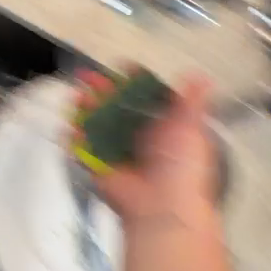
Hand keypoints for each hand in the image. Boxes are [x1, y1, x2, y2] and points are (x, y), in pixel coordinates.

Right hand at [74, 70, 219, 230]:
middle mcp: (136, 135)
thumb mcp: (191, 129)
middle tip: (87, 76)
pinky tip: (70, 123)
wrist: (160, 203)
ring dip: (84, 108)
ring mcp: (114, 149)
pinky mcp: (95, 163)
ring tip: (76, 96)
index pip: (145, 98)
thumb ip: (191, 103)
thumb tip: (201, 74)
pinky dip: (73, 135)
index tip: (123, 68)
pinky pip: (80, 146)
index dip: (133, 82)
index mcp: (161, 126)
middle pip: (114, 106)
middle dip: (100, 90)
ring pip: (94, 122)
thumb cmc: (180, 164)